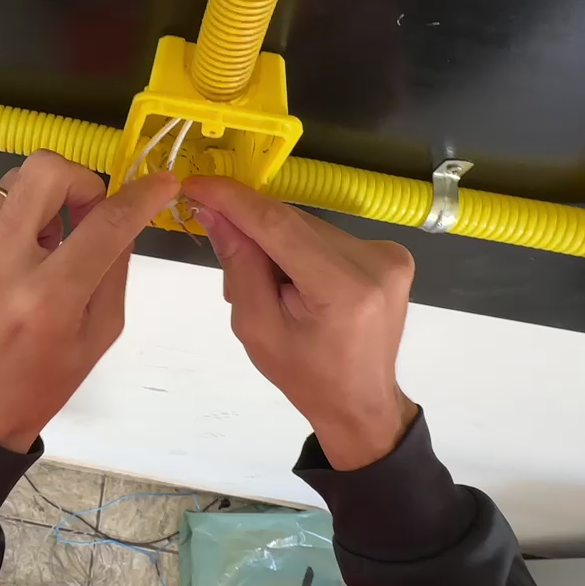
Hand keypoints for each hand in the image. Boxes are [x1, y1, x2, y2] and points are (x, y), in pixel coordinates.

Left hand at [0, 151, 180, 451]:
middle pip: (43, 170)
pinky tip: (10, 267)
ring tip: (43, 249)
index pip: (105, 223)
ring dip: (39, 206)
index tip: (159, 184)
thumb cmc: (43, 380)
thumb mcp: (99, 333)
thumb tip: (123, 212)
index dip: (141, 196)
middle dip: (77, 179)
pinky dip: (7, 229)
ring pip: (11, 185)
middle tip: (85, 211)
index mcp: (47, 299)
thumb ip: (114, 266)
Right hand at [180, 175, 417, 470]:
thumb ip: (238, 264)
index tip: (194, 183)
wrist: (360, 402)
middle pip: (292, 222)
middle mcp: (374, 261)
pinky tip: (290, 279)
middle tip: (219, 248)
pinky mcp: (390, 252)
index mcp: (343, 288)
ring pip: (306, 225)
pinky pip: (324, 234)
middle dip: (248, 227)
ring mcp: (388, 253)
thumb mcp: (255, 326)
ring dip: (272, 240)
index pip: (277, 224)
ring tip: (261, 283)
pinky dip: (296, 247)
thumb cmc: (303, 375)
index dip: (233, 199)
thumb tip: (213, 212)